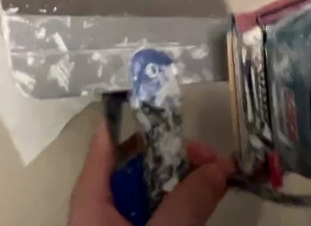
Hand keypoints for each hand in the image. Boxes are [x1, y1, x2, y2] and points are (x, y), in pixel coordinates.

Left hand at [68, 123, 232, 225]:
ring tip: (218, 179)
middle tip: (213, 160)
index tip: (170, 96)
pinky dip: (182, 207)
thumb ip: (188, 202)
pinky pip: (159, 216)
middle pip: (137, 164)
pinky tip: (205, 202)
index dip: (134, 114)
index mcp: (90, 201)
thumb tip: (220, 165)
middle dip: (177, 155)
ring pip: (153, 190)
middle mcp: (100, 211)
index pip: (106, 141)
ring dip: (186, 181)